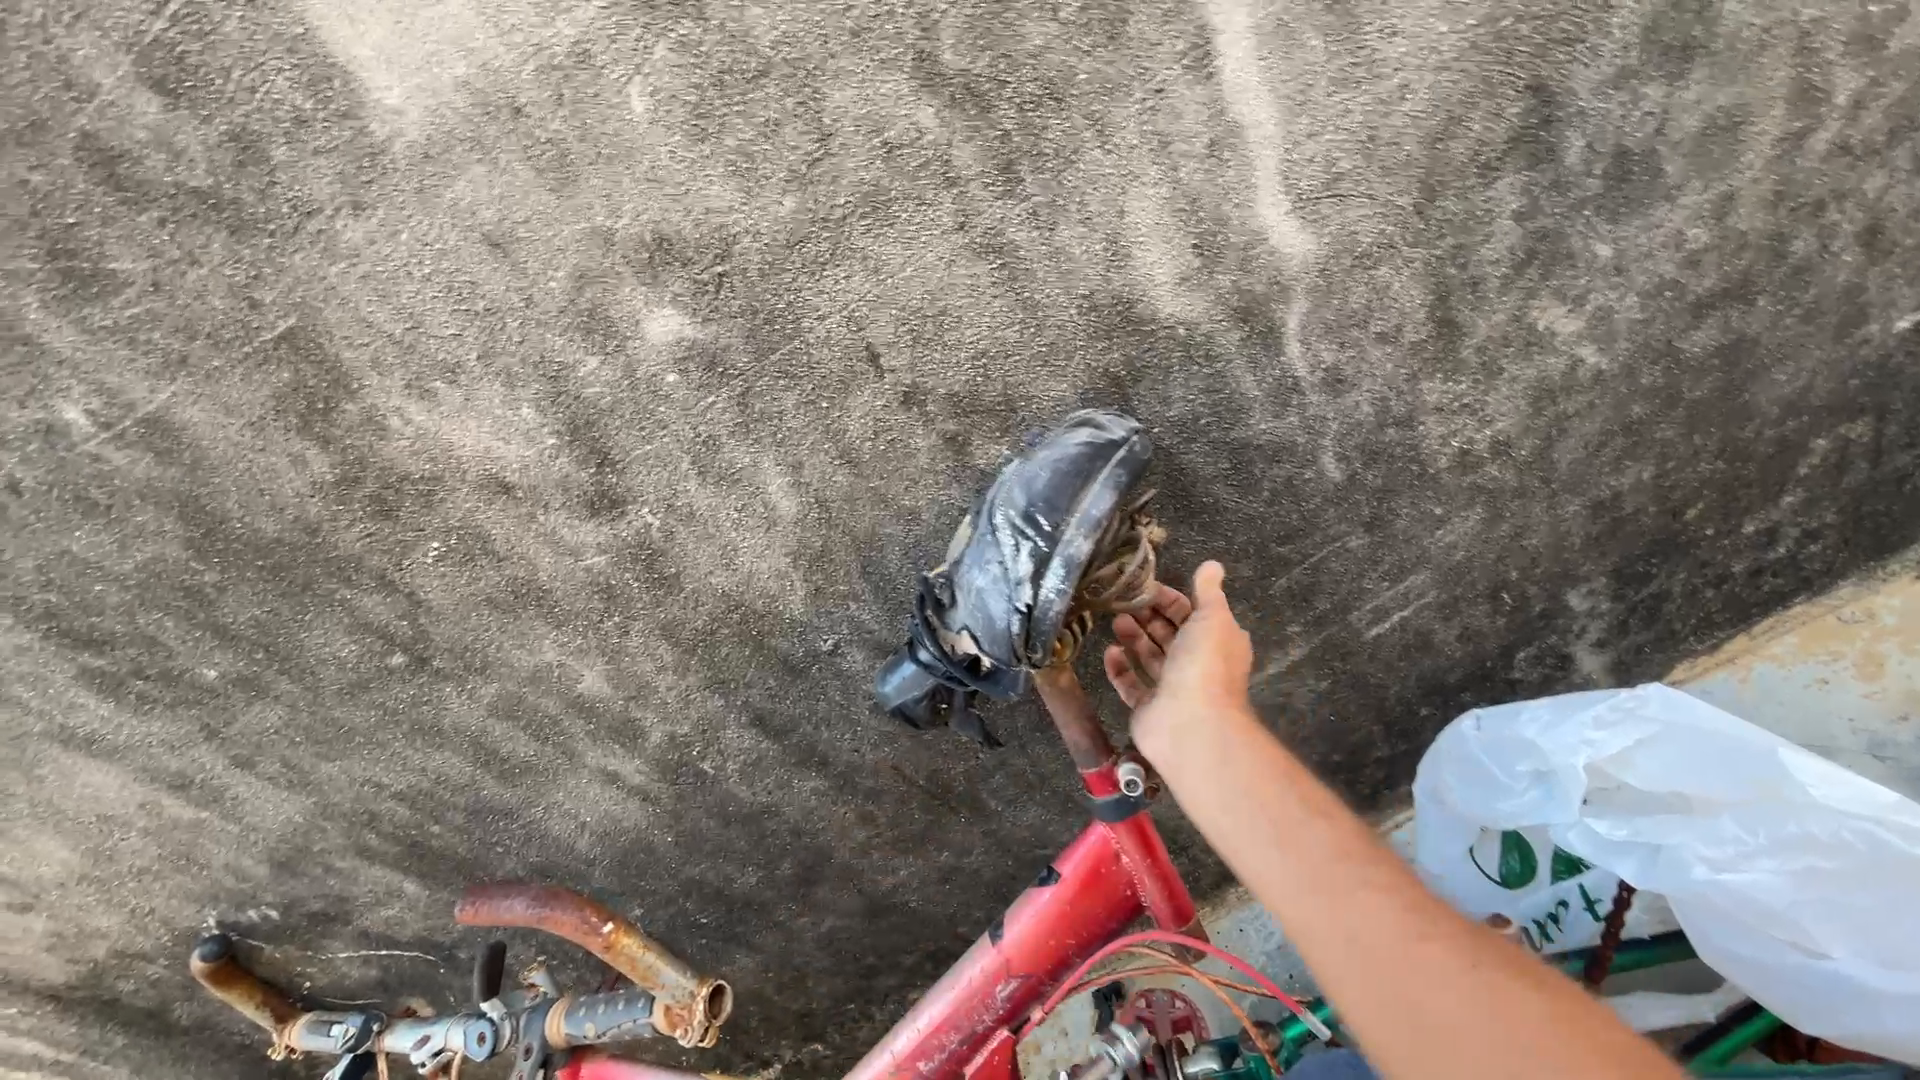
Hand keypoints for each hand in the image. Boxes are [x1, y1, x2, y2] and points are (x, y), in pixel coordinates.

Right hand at [1102, 561, 1253, 751]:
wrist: (1192, 723)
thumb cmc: (1205, 664)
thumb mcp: (1212, 618)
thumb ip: (1208, 591)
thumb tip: (1212, 564)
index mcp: (1216, 642)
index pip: (1191, 614)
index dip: (1169, 600)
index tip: (1145, 586)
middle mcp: (1196, 664)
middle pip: (1168, 635)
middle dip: (1147, 617)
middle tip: (1122, 600)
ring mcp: (1171, 688)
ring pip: (1149, 658)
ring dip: (1132, 638)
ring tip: (1114, 620)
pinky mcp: (1148, 708)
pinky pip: (1131, 685)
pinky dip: (1120, 668)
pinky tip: (1109, 651)